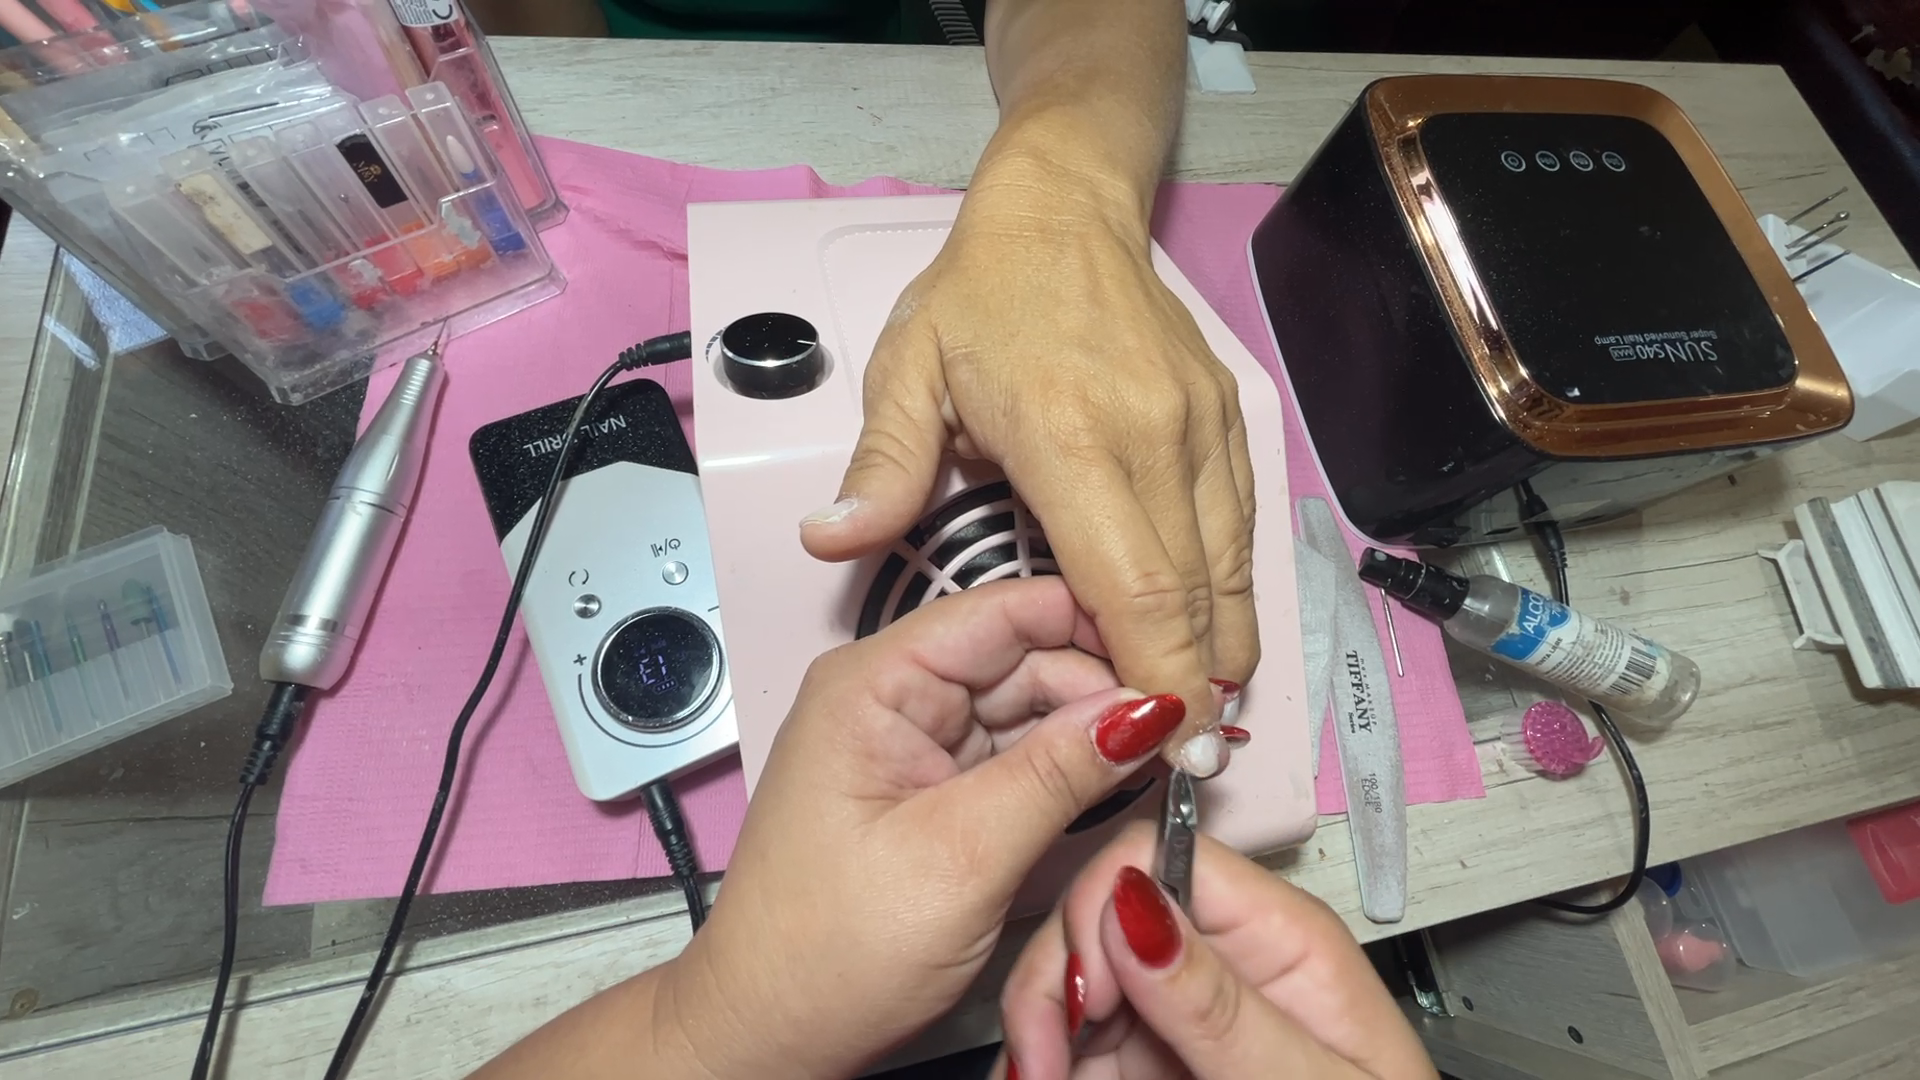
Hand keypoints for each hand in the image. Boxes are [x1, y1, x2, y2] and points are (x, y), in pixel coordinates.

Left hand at [659, 578, 1210, 1079]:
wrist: (774, 1030)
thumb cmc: (825, 951)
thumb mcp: (959, 857)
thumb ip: (1055, 774)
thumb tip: (1142, 709)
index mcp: (876, 680)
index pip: (1001, 611)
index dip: (1090, 620)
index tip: (1169, 652)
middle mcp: (896, 691)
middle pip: (1023, 654)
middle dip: (1102, 684)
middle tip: (1183, 723)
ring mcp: (919, 735)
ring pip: (1028, 702)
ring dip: (1092, 726)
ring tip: (1163, 752)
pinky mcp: (939, 778)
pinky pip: (1018, 748)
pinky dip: (1068, 762)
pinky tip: (1115, 775)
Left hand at [798, 157, 1257, 777]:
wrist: (1065, 210)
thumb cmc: (981, 295)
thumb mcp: (908, 373)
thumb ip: (883, 468)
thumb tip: (830, 540)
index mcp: (1070, 438)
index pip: (1132, 585)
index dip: (1153, 675)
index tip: (1160, 741)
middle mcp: (1156, 440)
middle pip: (1194, 595)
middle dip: (1194, 684)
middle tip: (1185, 752)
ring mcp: (1204, 429)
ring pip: (1232, 568)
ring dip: (1221, 646)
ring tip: (1200, 709)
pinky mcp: (1227, 421)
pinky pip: (1239, 529)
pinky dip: (1228, 593)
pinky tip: (1210, 631)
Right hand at [1000, 823, 1436, 1079]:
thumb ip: (1223, 1005)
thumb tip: (1133, 900)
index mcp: (1272, 928)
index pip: (1160, 852)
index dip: (1101, 901)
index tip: (1082, 991)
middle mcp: (1213, 949)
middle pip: (1098, 907)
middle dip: (1055, 970)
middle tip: (1037, 1059)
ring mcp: (1173, 999)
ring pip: (1072, 965)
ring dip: (1038, 1015)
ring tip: (1032, 1076)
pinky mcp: (1145, 1048)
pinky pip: (1073, 1029)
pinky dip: (1043, 1050)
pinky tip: (1037, 1073)